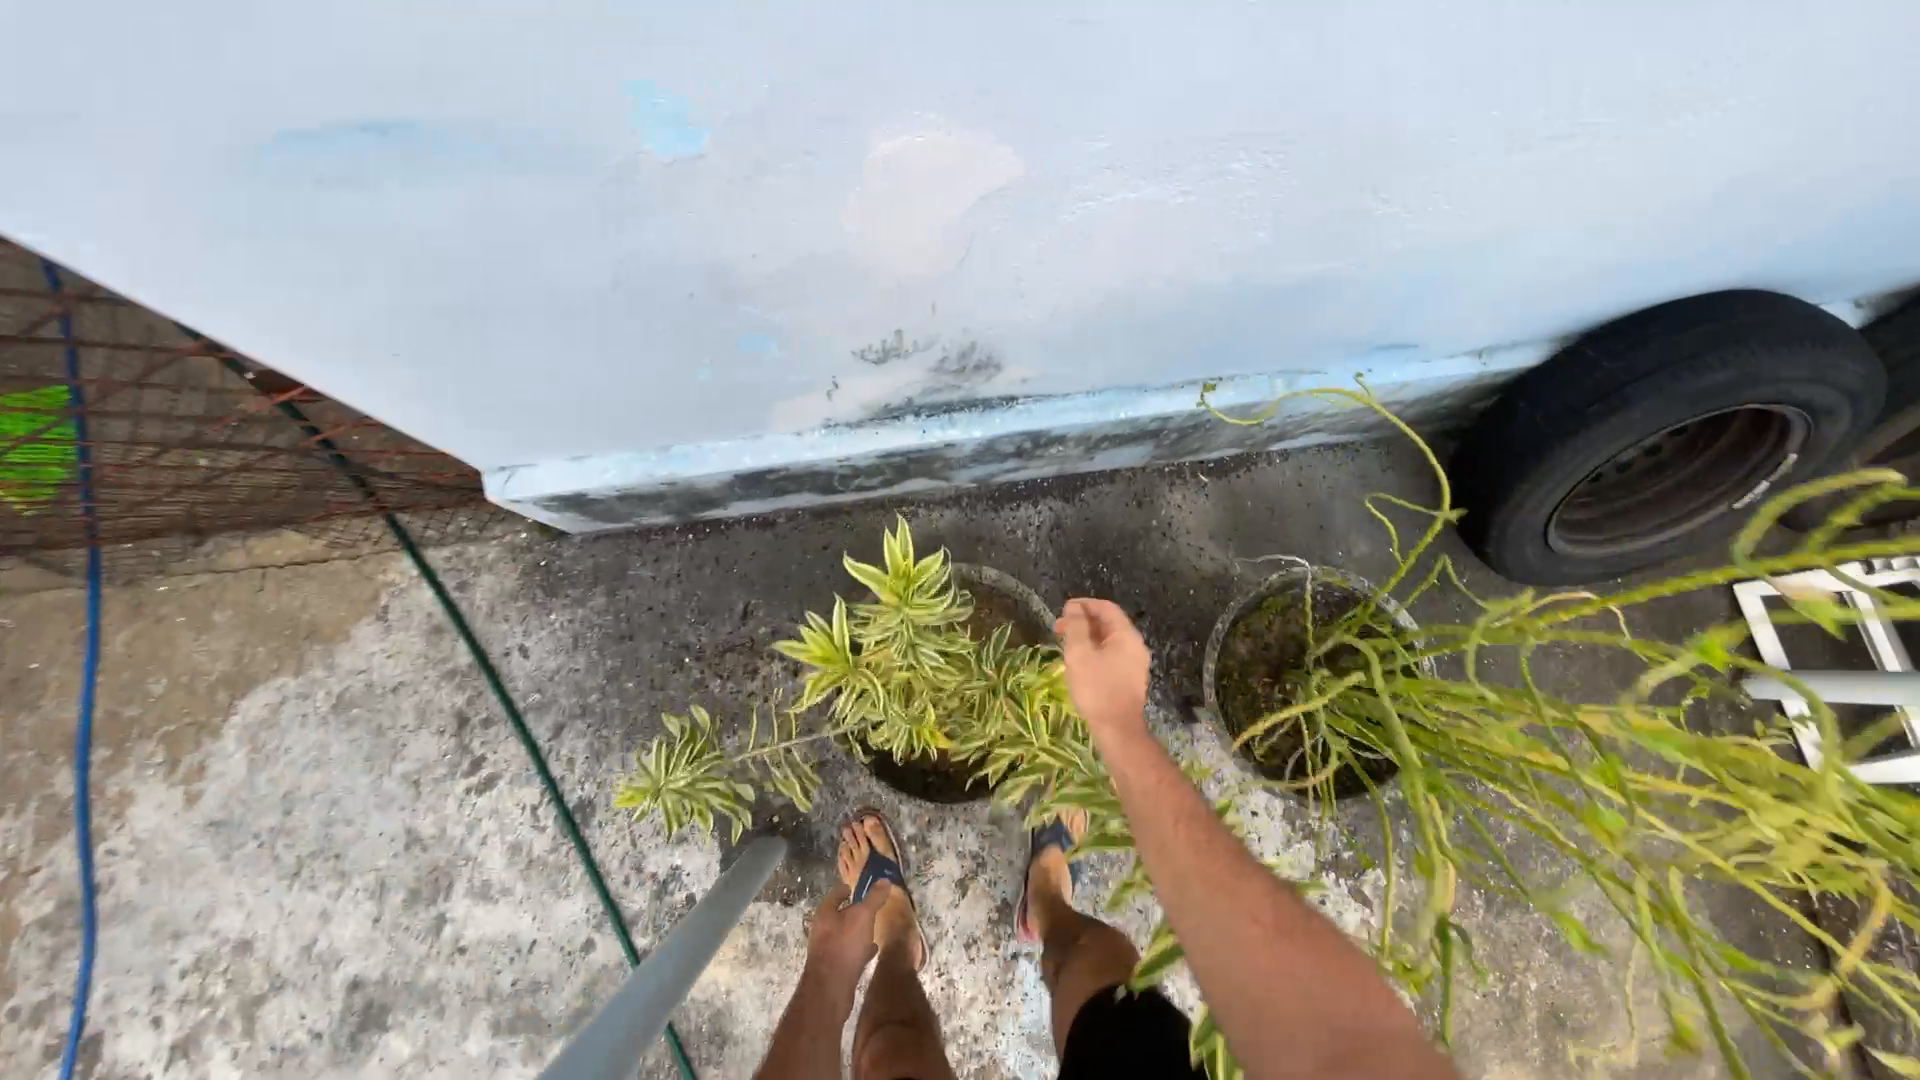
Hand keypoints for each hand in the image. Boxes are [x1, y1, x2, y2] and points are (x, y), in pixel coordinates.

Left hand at [803, 881, 882, 984]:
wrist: (830, 988)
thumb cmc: (845, 945)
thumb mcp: (863, 916)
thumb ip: (874, 898)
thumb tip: (884, 880)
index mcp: (825, 913)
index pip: (836, 894)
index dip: (847, 889)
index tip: (857, 887)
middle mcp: (822, 930)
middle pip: (839, 915)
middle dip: (853, 911)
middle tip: (870, 907)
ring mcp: (827, 950)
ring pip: (845, 935)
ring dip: (858, 931)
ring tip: (874, 928)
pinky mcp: (834, 968)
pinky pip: (849, 952)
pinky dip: (860, 949)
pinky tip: (872, 950)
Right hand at [1055, 598, 1150, 741]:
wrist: (1117, 729)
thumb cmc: (1096, 688)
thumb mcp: (1080, 654)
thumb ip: (1076, 627)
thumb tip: (1074, 608)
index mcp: (1126, 636)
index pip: (1106, 608)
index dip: (1084, 605)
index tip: (1063, 610)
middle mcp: (1135, 646)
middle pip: (1108, 623)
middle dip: (1083, 622)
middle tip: (1058, 628)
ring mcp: (1134, 664)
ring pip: (1108, 641)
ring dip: (1086, 637)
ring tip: (1065, 645)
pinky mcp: (1129, 679)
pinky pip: (1111, 655)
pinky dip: (1094, 651)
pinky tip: (1079, 662)